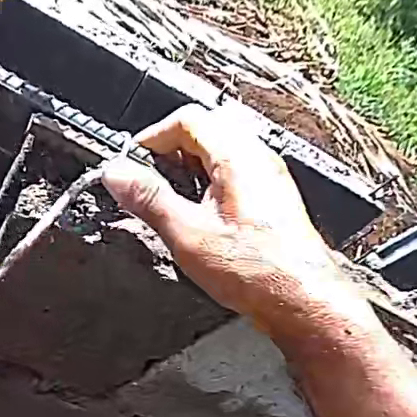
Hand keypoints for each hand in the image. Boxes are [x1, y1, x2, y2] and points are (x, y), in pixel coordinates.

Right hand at [102, 104, 368, 339]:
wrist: (298, 298)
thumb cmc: (256, 270)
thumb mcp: (186, 234)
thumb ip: (149, 199)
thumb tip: (117, 173)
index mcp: (237, 156)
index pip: (188, 118)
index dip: (152, 138)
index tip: (131, 164)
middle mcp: (258, 159)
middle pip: (207, 129)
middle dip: (172, 151)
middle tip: (150, 181)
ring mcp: (269, 178)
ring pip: (222, 152)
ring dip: (191, 169)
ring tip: (173, 203)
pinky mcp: (272, 200)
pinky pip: (236, 175)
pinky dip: (210, 185)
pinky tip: (201, 220)